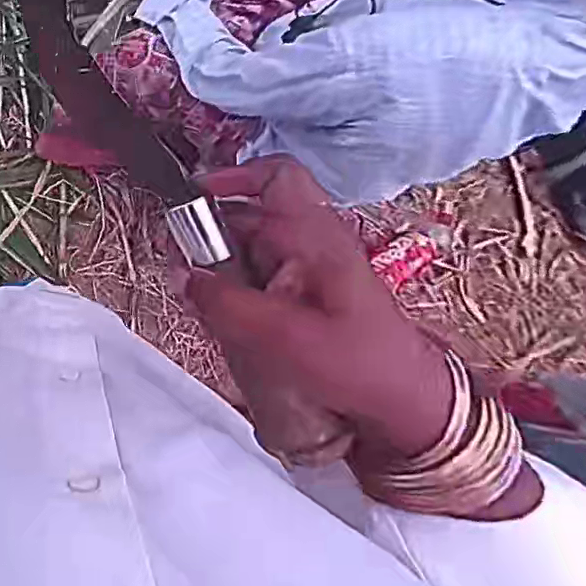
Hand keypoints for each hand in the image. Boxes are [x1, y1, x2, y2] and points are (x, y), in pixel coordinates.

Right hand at [181, 156, 452, 463]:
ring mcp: (301, 266)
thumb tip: (182, 275)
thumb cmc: (361, 367)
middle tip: (177, 266)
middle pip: (241, 215)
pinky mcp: (295, 290)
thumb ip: (225, 303)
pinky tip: (214, 312)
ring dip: (209, 266)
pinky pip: (247, 274)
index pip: (275, 177)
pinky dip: (223, 287)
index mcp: (314, 237)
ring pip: (238, 247)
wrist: (407, 407)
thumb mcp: (284, 336)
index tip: (192, 197)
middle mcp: (306, 242)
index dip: (230, 177)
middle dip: (201, 236)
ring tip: (192, 295)